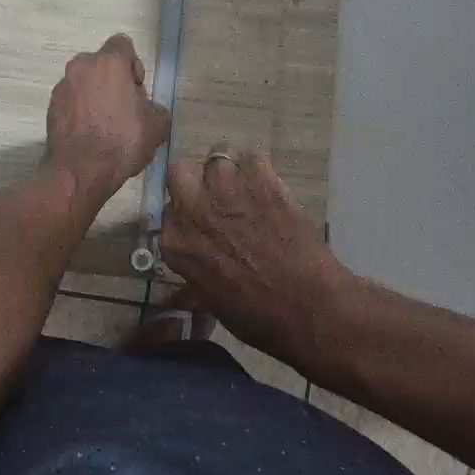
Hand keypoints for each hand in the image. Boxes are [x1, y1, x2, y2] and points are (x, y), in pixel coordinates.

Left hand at [46, 34, 170, 199]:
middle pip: (101, 64)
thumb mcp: (156, 126)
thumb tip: (150, 110)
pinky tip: (89, 134)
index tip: (137, 88)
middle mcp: (80, 66)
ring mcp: (62, 87)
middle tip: (124, 109)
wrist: (80, 171)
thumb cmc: (122, 141)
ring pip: (84, 83)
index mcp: (108, 62)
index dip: (133, 64)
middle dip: (113, 81)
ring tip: (105, 125)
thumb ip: (156, 109)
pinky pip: (71, 101)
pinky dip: (80, 110)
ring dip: (95, 96)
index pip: (122, 44)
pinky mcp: (50, 107)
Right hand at [161, 153, 341, 366]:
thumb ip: (193, 265)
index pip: (167, 210)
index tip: (199, 219)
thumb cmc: (257, 316)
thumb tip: (191, 262)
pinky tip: (271, 192)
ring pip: (217, 158)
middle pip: (180, 171)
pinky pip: (254, 159)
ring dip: (229, 173)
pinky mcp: (262, 180)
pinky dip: (261, 172)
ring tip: (247, 191)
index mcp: (176, 242)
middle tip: (216, 196)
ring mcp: (227, 191)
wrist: (307, 308)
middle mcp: (194, 209)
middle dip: (195, 180)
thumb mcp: (208, 298)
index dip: (185, 211)